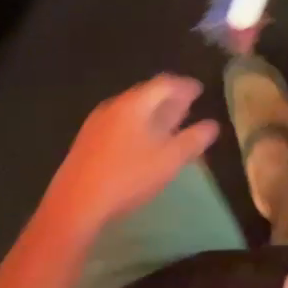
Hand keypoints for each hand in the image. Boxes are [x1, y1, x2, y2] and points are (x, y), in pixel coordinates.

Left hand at [39, 74, 220, 236]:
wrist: (74, 204)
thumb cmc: (127, 177)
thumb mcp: (168, 161)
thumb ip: (193, 141)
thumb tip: (212, 125)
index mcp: (135, 103)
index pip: (164, 83)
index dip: (184, 85)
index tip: (199, 91)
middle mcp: (115, 105)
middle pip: (146, 93)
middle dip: (169, 98)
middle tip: (186, 106)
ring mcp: (97, 122)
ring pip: (131, 108)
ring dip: (152, 112)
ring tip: (167, 125)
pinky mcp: (87, 140)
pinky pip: (119, 122)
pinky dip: (136, 124)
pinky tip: (140, 143)